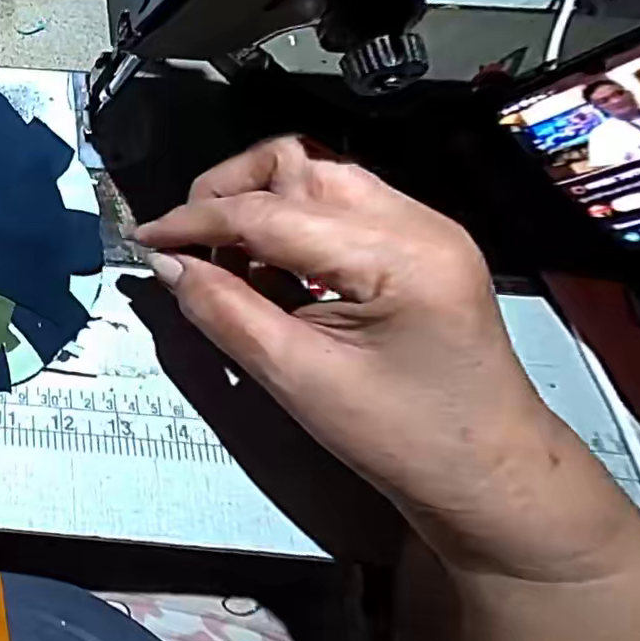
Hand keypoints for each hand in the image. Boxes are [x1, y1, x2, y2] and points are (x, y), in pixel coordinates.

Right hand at [135, 136, 639, 581]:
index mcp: (396, 256)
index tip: (147, 238)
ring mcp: (419, 223)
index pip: (269, 212)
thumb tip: (168, 264)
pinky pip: (331, 200)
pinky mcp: (413, 238)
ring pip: (311, 172)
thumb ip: (223, 311)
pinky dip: (284, 218)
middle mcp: (413, 219)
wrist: (492, 477)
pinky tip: (270, 263)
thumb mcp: (297, 379)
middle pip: (293, 162)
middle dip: (226, 193)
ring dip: (254, 201)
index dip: (195, 221)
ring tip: (226, 254)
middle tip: (189, 242)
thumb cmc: (402, 440)